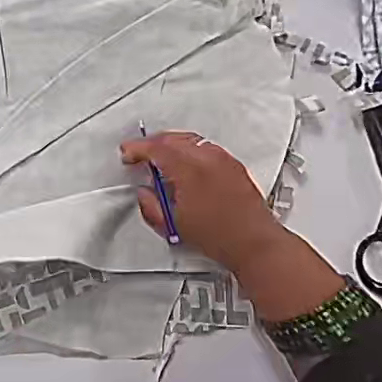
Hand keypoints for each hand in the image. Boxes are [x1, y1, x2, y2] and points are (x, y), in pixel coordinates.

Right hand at [120, 132, 342, 322]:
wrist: (253, 243)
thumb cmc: (221, 236)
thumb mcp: (173, 224)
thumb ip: (151, 205)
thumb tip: (145, 194)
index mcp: (189, 169)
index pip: (157, 148)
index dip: (137, 149)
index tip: (128, 153)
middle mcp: (208, 158)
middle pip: (173, 138)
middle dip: (153, 144)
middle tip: (140, 154)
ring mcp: (224, 160)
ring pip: (191, 140)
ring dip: (172, 145)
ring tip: (161, 160)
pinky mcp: (234, 166)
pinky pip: (206, 147)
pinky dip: (190, 150)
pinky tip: (185, 165)